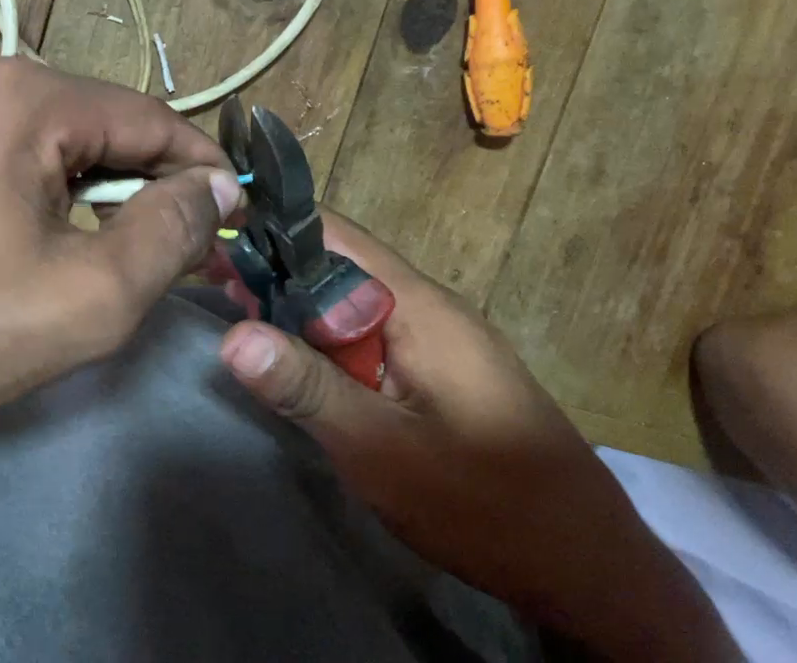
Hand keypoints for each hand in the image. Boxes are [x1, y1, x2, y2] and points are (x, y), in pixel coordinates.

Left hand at [0, 51, 239, 448]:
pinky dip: (15, 178)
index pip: (146, 117)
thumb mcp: (86, 297)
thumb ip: (170, 232)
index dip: (197, 166)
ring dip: (73, 182)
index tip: (230, 213)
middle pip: (88, 120)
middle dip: (131, 181)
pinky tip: (7, 231)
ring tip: (81, 247)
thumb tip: (215, 187)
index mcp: (23, 95)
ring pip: (34, 130)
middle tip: (157, 248)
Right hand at [216, 213, 735, 659]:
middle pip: (335, 264)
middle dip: (271, 267)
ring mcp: (436, 341)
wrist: (590, 569)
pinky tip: (291, 359)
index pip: (331, 233)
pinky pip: (367, 336)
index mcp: (417, 305)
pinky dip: (321, 337)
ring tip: (233, 311)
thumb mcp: (380, 448)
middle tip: (207, 280)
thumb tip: (229, 335)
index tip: (207, 239)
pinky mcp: (437, 373)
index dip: (267, 228)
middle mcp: (427, 307)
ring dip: (293, 304)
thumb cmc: (483, 502)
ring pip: (349, 301)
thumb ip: (305, 388)